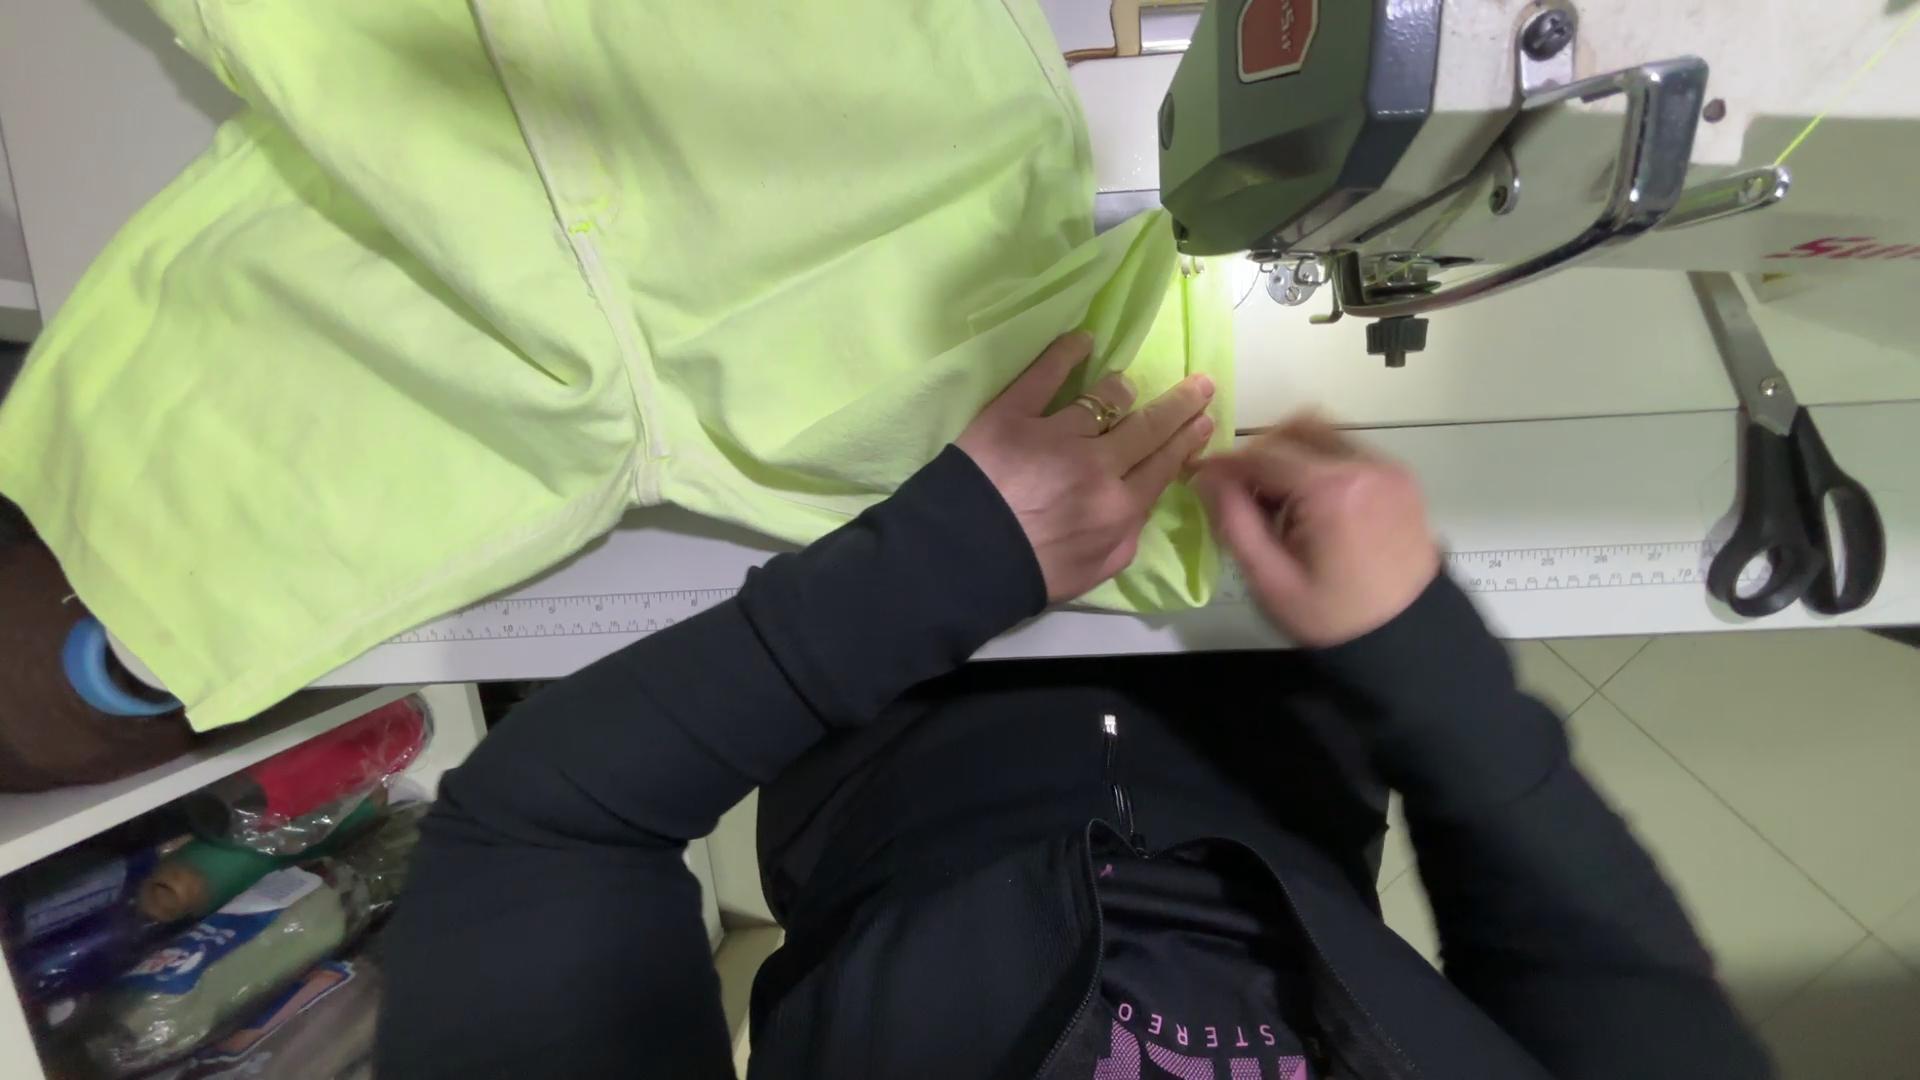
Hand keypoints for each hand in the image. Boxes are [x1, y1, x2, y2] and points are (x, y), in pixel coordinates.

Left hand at [957, 332, 1215, 602]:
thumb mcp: (1095, 572)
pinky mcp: (1013, 415)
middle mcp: (1097, 466)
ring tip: (1126, 384)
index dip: (1187, 440)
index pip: (1163, 465)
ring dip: (1121, 389)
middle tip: (1199, 383)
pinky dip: (1065, 352)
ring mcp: (1055, 436)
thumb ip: (1126, 537)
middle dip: (1179, 404)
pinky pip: (1045, 375)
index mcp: (1119, 508)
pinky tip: (1082, 340)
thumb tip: (1140, 502)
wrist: (961, 562)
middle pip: (1147, 427)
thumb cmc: (1028, 574)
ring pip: (1103, 399)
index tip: (1203, 420)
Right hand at [1194, 414, 1439, 645]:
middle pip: (1295, 429)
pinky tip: (1310, 505)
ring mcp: (1387, 469)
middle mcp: (1364, 466)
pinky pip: (1347, 451)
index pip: (1262, 454)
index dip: (1226, 464)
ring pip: (1322, 434)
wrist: (1406, 636)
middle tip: (1243, 492)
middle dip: (1260, 453)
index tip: (1201, 478)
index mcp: (1330, 490)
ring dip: (1290, 456)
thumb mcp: (1268, 578)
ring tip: (1278, 500)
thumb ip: (1233, 519)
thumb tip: (1206, 476)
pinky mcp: (1399, 478)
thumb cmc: (1329, 615)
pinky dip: (1318, 464)